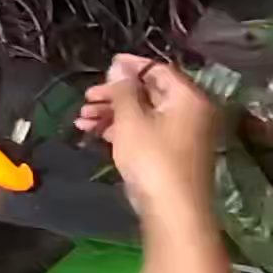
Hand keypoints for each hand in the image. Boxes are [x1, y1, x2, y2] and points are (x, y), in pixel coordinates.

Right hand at [75, 53, 219, 223]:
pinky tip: (95, 132)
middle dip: (114, 94)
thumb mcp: (131, 119)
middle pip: (149, 92)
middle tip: (86, 98)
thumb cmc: (151, 158)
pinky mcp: (171, 150)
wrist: (171, 207)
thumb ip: (123, 90)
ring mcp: (182, 132)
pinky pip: (144, 129)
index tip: (105, 65)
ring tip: (82, 119)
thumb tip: (119, 65)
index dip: (131, 67)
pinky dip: (120, 127)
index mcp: (188, 98)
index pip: (159, 71)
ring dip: (111, 112)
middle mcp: (190, 111)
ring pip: (143, 112)